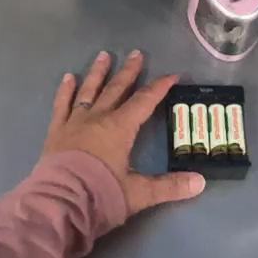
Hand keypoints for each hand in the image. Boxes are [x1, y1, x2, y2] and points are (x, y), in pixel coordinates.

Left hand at [45, 50, 205, 216]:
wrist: (59, 204)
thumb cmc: (101, 195)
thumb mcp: (139, 194)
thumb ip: (169, 186)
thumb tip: (200, 183)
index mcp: (120, 128)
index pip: (145, 102)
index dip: (160, 87)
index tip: (172, 75)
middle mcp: (98, 118)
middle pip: (117, 89)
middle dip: (130, 72)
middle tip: (137, 54)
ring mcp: (74, 123)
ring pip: (89, 91)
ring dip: (98, 73)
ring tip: (104, 55)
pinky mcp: (56, 132)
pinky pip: (62, 105)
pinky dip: (65, 91)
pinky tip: (68, 77)